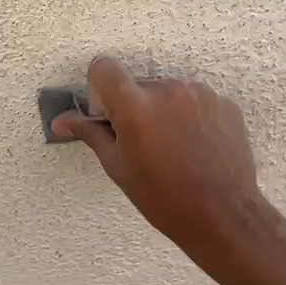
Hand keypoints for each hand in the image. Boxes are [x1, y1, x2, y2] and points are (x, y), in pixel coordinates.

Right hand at [53, 56, 274, 256]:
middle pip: (138, 84)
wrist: (225, 217)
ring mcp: (199, 94)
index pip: (104, 67)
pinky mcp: (224, 103)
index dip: (100, 87)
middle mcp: (167, 89)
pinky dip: (191, 116)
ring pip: (168, 92)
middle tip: (143, 142)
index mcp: (135, 105)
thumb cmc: (164, 197)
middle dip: (135, 105)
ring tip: (174, 147)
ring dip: (164, 110)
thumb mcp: (118, 167)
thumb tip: (60, 121)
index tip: (108, 112)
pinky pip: (196, 100)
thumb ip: (90, 133)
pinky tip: (196, 146)